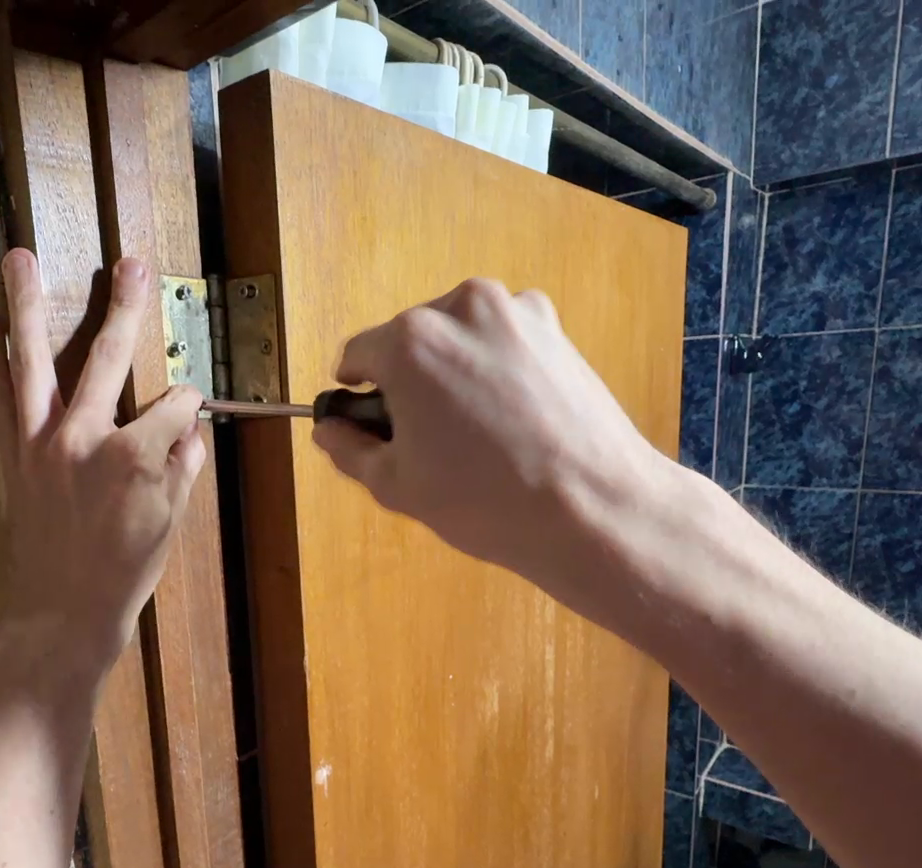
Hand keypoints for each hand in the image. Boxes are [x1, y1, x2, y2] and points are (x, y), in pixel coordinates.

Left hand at [0, 249, 205, 678]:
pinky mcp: (14, 453)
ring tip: (16, 257)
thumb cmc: (124, 574)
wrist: (62, 614)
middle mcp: (86, 435)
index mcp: (137, 455)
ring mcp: (42, 440)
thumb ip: (183, 466)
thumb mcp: (171, 523)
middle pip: (110, 357)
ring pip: (36, 360)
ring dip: (29, 305)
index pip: (176, 406)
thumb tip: (189, 431)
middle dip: (126, 307)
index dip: (189, 407)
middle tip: (131, 263)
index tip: (190, 418)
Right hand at [311, 278, 678, 594]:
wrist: (592, 507)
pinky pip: (501, 339)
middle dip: (408, 380)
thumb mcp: (396, 484)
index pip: (358, 354)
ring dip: (451, 369)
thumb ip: (348, 448)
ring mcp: (515, 310)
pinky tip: (511, 415)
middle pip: (409, 340)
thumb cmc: (483, 500)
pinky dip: (493, 366)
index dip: (356, 391)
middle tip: (427, 437)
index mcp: (410, 341)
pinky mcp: (555, 327)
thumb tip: (328, 430)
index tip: (369, 421)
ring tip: (475, 430)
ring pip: (457, 336)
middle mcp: (460, 307)